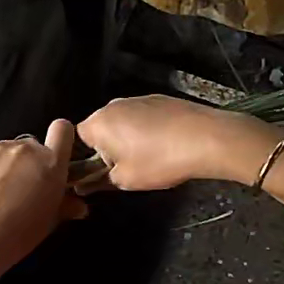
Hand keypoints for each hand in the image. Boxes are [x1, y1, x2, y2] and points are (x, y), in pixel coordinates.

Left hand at [0, 120, 85, 283]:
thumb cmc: (9, 241)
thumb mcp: (44, 226)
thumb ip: (62, 207)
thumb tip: (76, 205)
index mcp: (49, 166)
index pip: (63, 131)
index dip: (59, 140)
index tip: (52, 156)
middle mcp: (23, 150)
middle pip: (29, 148)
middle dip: (24, 165)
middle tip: (13, 192)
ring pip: (1, 153)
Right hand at [77, 96, 283, 190]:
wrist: (207, 138)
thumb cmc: (158, 161)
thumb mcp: (125, 180)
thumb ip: (99, 182)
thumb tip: (82, 186)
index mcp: (98, 123)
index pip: (76, 138)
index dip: (85, 157)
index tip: (100, 172)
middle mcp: (113, 105)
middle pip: (100, 127)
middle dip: (108, 147)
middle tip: (126, 168)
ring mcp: (138, 98)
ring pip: (123, 121)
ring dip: (129, 137)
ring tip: (150, 157)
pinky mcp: (160, 98)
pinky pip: (143, 116)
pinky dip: (148, 129)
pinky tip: (166, 144)